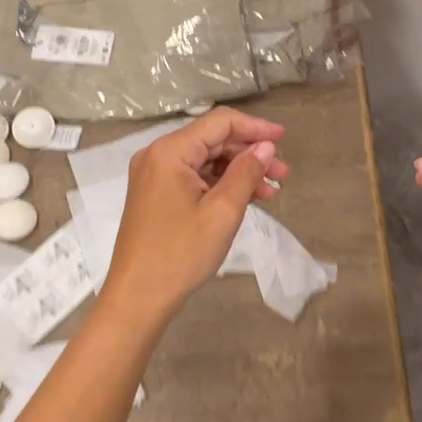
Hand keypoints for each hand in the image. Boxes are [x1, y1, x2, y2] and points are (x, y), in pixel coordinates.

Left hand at [104, 108, 288, 320]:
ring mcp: (154, 176)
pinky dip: (221, 185)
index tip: (283, 139)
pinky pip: (194, 178)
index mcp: (169, 152)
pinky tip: (247, 199)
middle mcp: (158, 156)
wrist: (138, 298)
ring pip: (206, 161)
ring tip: (271, 191)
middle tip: (283, 173)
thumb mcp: (222, 212)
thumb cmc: (181, 254)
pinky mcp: (156, 196)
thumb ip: (246, 172)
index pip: (220, 123)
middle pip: (212, 141)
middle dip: (250, 153)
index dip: (255, 127)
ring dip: (239, 171)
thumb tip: (265, 146)